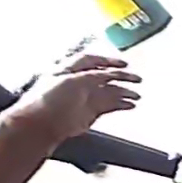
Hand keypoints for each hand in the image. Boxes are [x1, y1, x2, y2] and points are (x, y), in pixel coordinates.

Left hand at [14, 54, 142, 138]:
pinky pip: (111, 105)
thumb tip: (113, 74)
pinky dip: (123, 104)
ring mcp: (85, 97)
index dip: (108, 61)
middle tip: (137, 79)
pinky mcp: (91, 110)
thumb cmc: (51, 99)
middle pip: (103, 75)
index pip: (90, 60)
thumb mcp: (74, 80)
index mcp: (68, 71)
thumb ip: (94, 75)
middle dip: (122, 76)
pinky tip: (131, 105)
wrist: (44, 122)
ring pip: (110, 91)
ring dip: (124, 92)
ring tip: (136, 96)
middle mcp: (77, 82)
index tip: (125, 64)